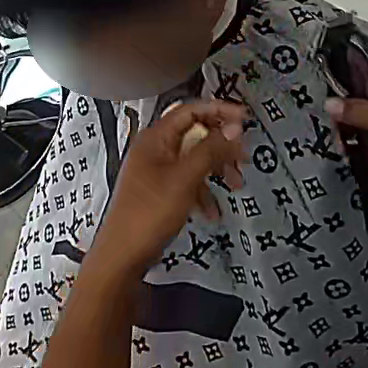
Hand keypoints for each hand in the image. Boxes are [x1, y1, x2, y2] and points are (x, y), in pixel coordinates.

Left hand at [89, 99, 246, 279]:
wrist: (123, 257)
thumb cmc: (149, 214)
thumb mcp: (186, 178)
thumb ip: (211, 149)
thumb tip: (234, 127)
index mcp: (156, 138)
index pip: (191, 110)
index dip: (220, 111)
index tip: (245, 120)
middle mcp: (155, 149)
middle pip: (196, 134)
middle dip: (222, 145)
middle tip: (243, 156)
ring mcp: (156, 171)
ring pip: (195, 159)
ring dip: (217, 169)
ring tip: (236, 184)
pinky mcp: (160, 191)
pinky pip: (188, 181)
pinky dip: (204, 191)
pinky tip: (212, 211)